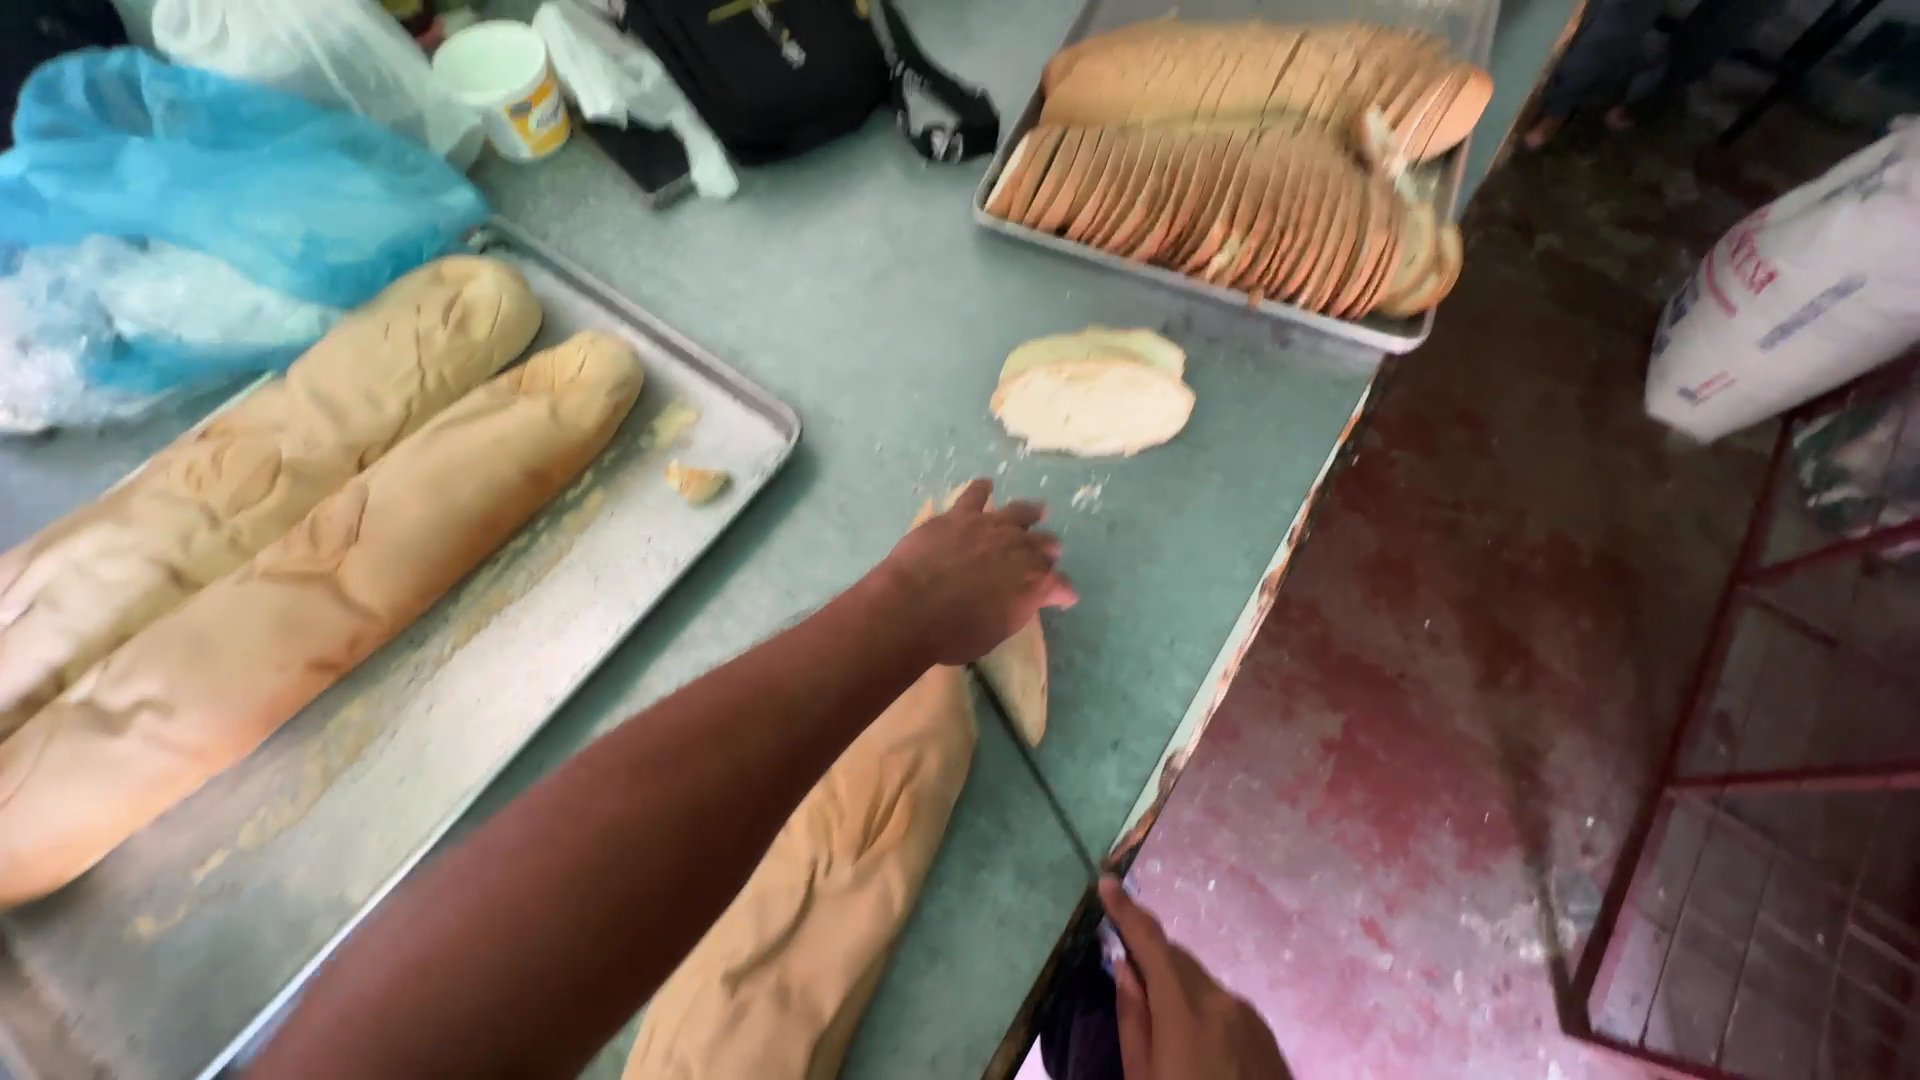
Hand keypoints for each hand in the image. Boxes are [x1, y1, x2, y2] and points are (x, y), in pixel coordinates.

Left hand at [874, 478, 1075, 665]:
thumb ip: (1013, 610)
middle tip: (1049, 553)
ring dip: (1031, 512)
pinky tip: (985, 485)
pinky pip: (975, 495)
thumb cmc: (954, 634)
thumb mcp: (995, 633)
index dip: (1063, 592)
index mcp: (1035, 584)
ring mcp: (991, 527)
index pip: (1060, 586)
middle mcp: (1021, 549)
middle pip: (1043, 546)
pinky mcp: (960, 515)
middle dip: (1048, 551)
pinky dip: (982, 489)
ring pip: (1019, 513)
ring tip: (1038, 510)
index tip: (1063, 597)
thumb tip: (1017, 601)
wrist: (911, 608)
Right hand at [1101, 877, 1291, 1079]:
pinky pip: (1224, 1004)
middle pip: (1177, 958)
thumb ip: (1133, 1017)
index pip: (1149, 942)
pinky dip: (1202, 1006)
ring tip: (1161, 1021)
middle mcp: (1221, 999)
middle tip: (1126, 968)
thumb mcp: (1143, 1079)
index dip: (1126, 910)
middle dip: (1150, 955)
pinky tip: (1197, 1044)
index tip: (1107, 882)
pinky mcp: (1267, 1036)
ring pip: (1200, 980)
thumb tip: (1126, 967)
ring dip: (1177, 984)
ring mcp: (1249, 1017)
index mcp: (1185, 1009)